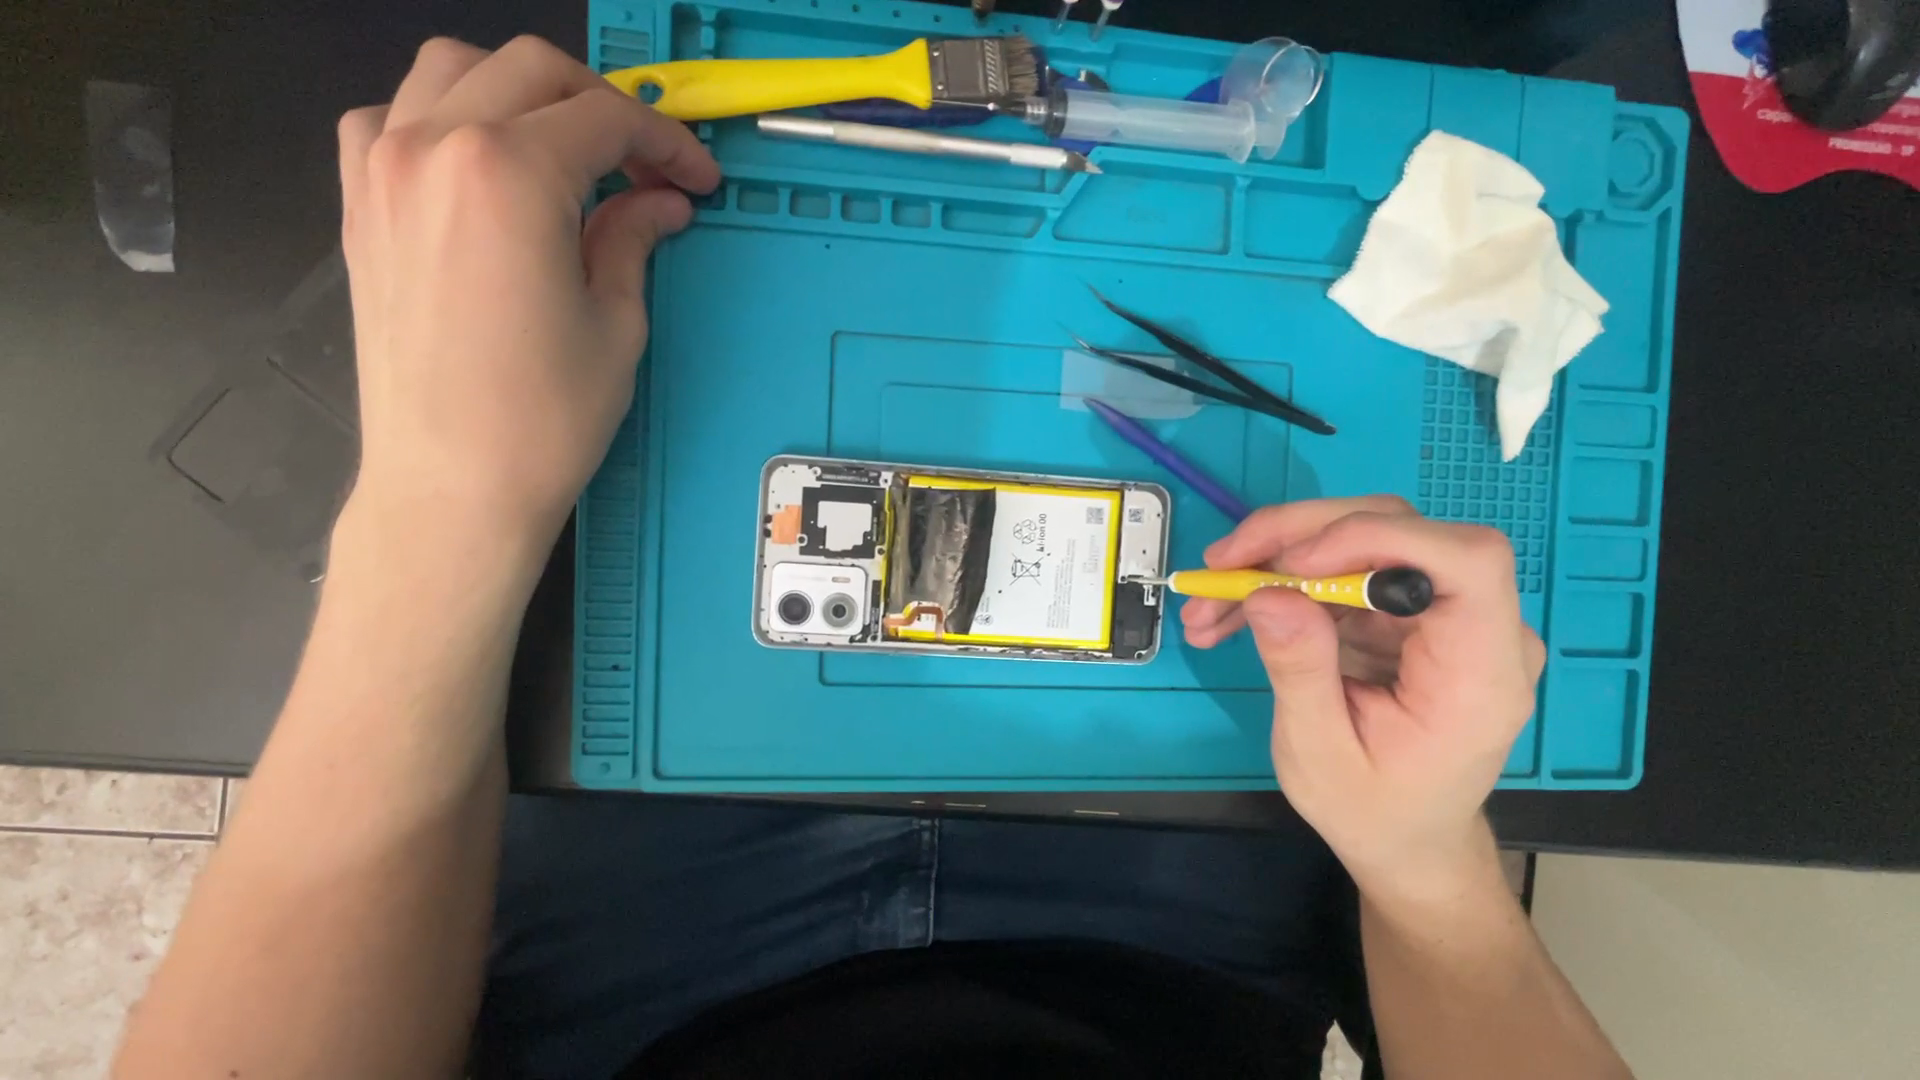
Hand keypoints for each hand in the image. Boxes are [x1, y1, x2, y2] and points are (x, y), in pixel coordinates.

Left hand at [336, 36, 720, 565]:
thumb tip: (662, 203)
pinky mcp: (358, 203)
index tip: (697, 180)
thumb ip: (632, 239)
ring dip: (523, 94)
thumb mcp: (616, 323)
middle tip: (645, 165)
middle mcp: (435, 144)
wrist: (452, 482)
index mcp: (510, 173)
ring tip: (567, 153)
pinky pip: (395, 116)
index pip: (605, 119)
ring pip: (454, 70)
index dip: (666, 143)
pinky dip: (448, 119)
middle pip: (530, 70)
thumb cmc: (548, 416)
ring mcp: (382, 167)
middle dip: (604, 105)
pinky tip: (484, 169)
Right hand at [1183, 497, 1544, 905]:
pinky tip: (1228, 615)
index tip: (1292, 563)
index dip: (1378, 537)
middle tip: (1221, 564)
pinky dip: (1279, 585)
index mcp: (1479, 671)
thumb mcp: (1321, 753)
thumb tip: (1267, 594)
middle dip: (1299, 536)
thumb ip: (1301, 672)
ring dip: (1274, 560)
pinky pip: (1340, 573)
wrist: (1405, 839)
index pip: (1465, 561)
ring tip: (1206, 601)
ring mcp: (1437, 615)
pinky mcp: (1402, 614)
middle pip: (1398, 532)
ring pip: (1359, 541)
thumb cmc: (1373, 811)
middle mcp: (1474, 626)